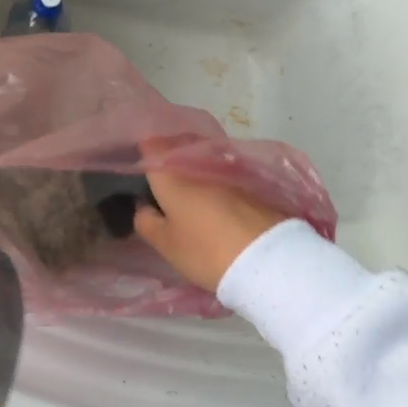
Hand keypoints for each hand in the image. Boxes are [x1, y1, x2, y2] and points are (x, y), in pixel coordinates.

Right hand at [134, 164, 287, 291]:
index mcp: (172, 177)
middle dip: (170, 156)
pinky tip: (214, 202)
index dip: (144, 150)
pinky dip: (214, 184)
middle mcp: (198, 168)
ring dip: (193, 170)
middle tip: (161, 176)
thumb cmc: (205, 250)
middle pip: (180, 149)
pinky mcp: (251, 189)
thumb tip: (142, 206)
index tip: (140, 161)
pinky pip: (223, 177)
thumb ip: (147, 222)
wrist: (267, 260)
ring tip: (187, 190)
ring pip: (203, 163)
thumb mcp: (166, 244)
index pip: (152, 146)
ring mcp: (228, 176)